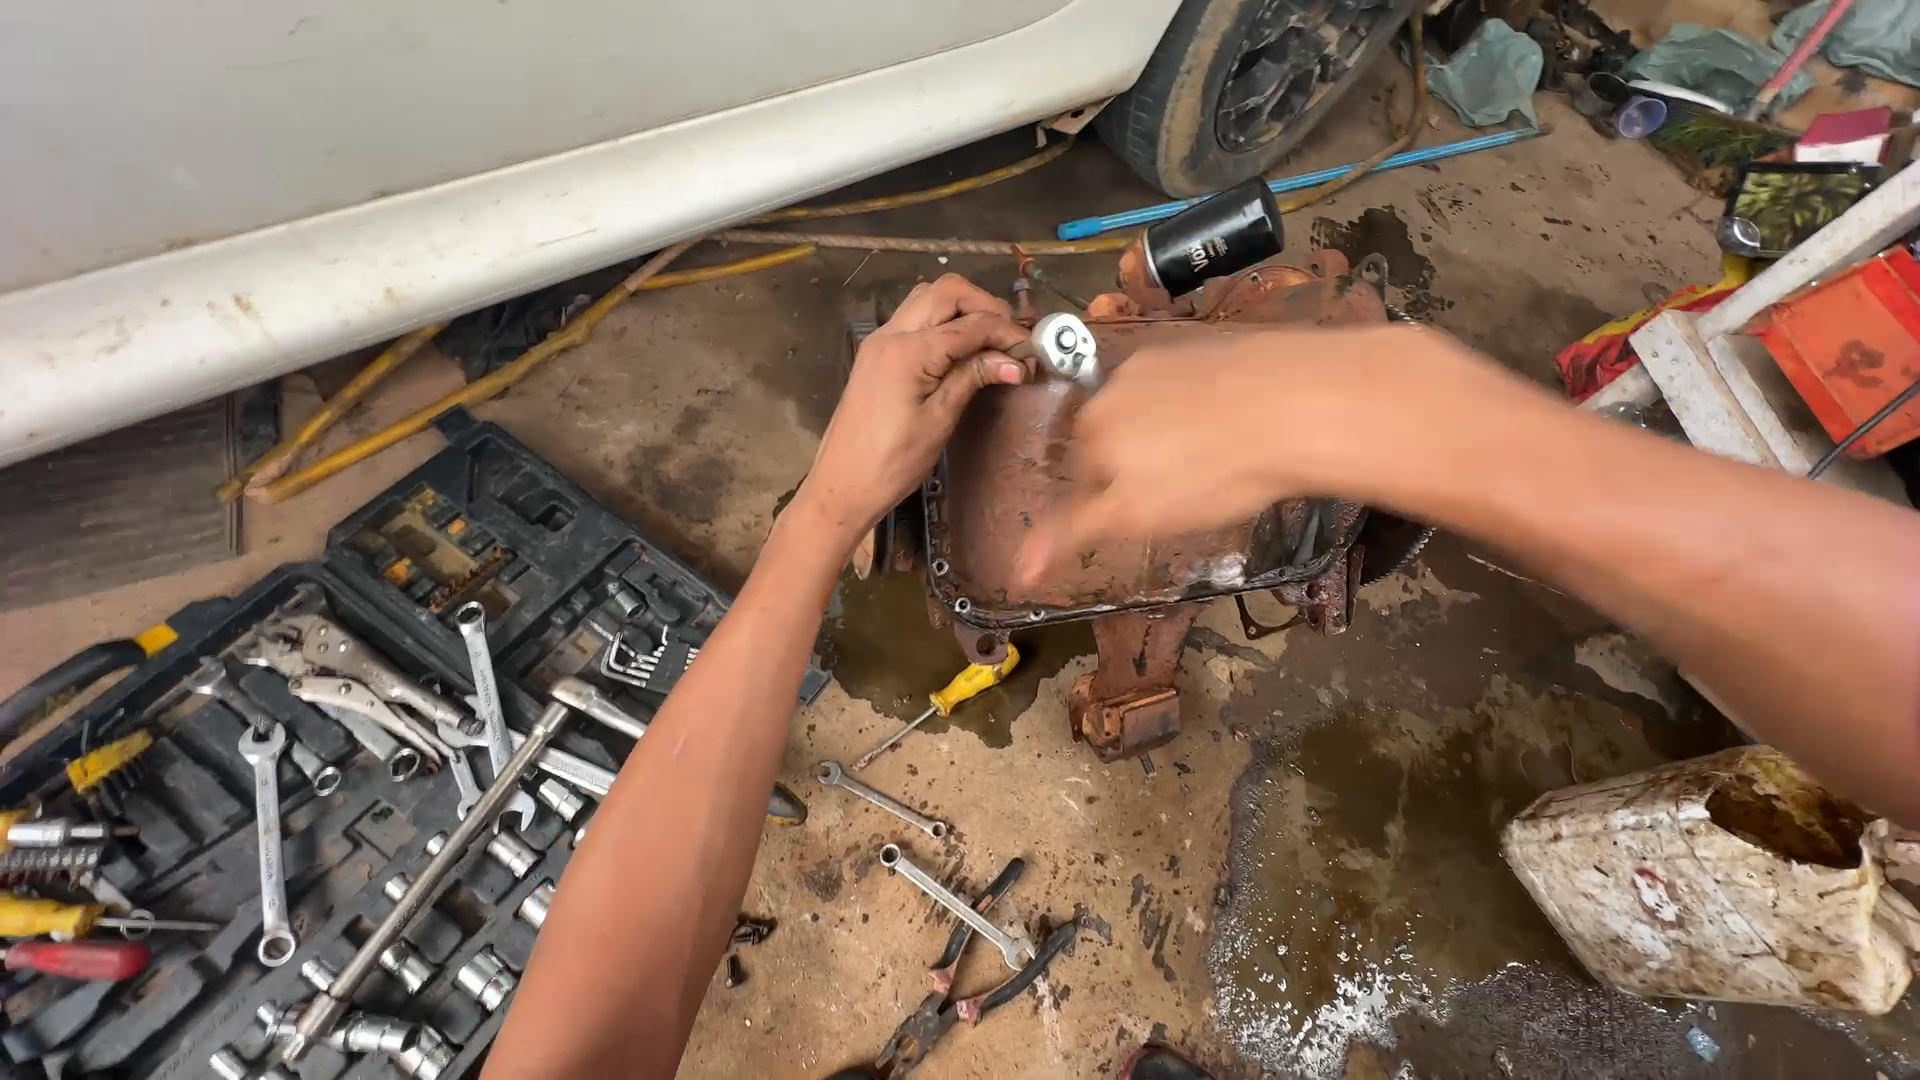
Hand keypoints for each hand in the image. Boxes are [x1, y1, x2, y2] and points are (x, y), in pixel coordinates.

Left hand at [794, 274, 1028, 546]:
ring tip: (989, 339)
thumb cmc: (893, 462)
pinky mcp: (876, 353)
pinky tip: (961, 347)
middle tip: (1010, 336)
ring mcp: (880, 341)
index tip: (1031, 349)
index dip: (1005, 332)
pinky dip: (942, 321)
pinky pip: (914, 318)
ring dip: (962, 308)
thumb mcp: (939, 420)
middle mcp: (891, 334)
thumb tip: (1014, 361)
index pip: (969, 324)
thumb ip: (972, 379)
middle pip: (946, 292)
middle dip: (984, 305)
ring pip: (927, 298)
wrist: (843, 483)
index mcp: (908, 351)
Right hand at [1016, 323, 1524, 582]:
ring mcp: (1158, 359)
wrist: (1295, 405)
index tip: (1155, 511)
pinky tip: (1235, 422)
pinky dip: (1200, 404)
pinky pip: (1186, 384)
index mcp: (1090, 429)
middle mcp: (1112, 387)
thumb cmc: (1206, 474)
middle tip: (1187, 487)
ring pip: (1150, 409)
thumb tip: (1016, 569)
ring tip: (1217, 456)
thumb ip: (1071, 534)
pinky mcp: (1202, 345)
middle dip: (1137, 461)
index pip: (1082, 474)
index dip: (1115, 499)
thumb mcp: (1132, 517)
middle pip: (1113, 436)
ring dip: (1168, 432)